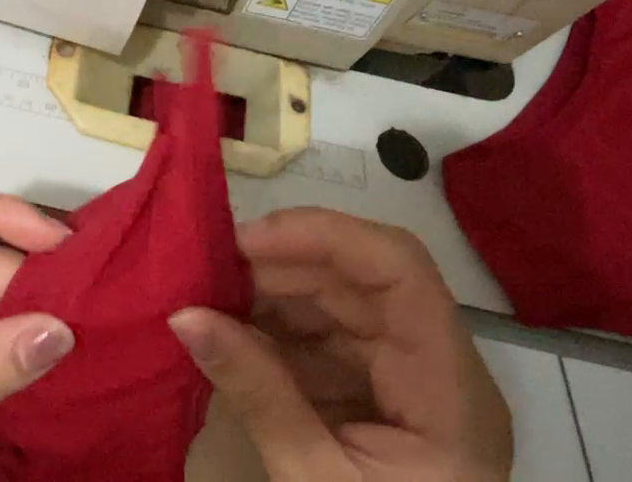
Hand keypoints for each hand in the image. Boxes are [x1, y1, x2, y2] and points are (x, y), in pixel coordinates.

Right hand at [170, 208, 511, 480]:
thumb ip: (257, 395)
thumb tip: (183, 315)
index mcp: (449, 391)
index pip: (400, 270)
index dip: (323, 236)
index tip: (245, 242)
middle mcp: (436, 364)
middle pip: (362, 277)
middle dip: (279, 263)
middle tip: (205, 268)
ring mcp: (406, 374)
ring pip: (338, 297)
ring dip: (269, 289)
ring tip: (207, 294)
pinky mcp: (376, 386)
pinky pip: (324, 331)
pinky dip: (273, 322)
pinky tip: (229, 324)